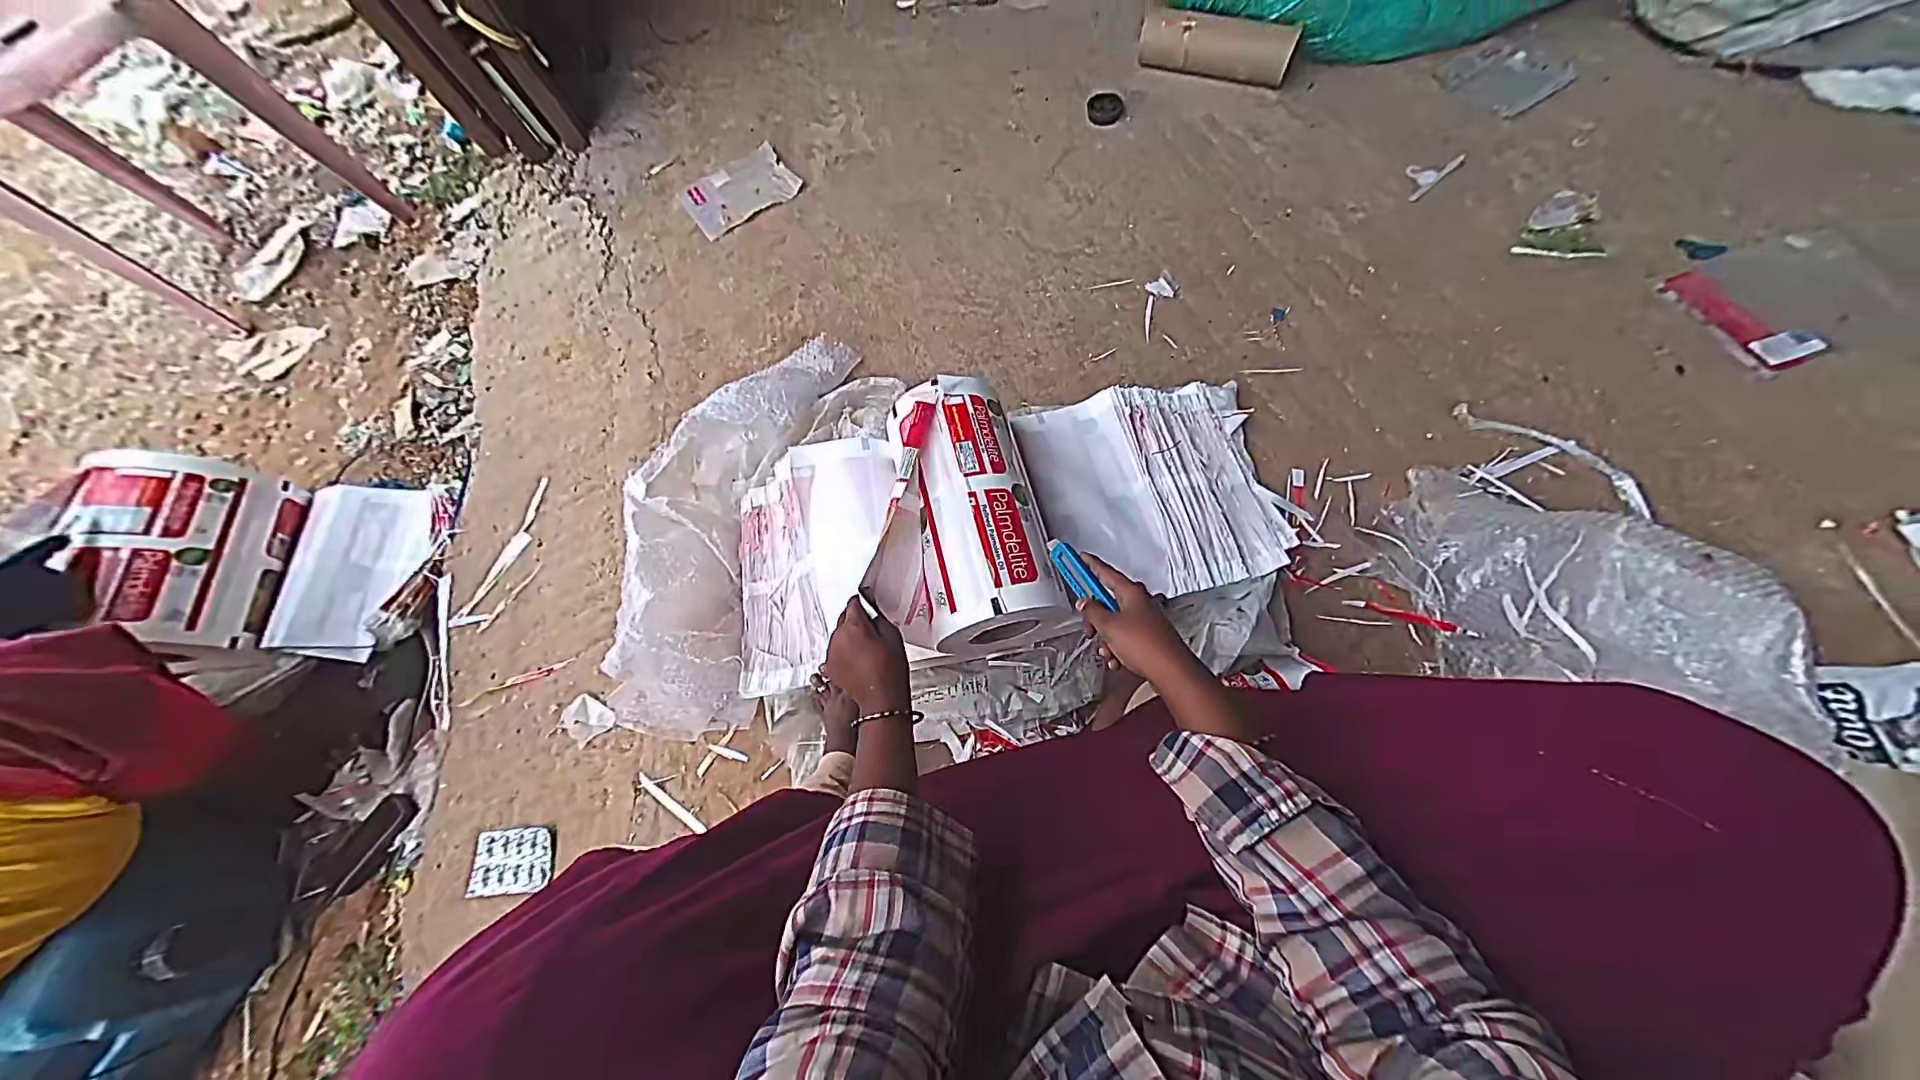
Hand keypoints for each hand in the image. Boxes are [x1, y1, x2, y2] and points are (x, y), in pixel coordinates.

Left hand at [823, 596, 910, 714]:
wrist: (880, 700)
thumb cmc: (889, 671)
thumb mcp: (892, 636)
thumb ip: (879, 617)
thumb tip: (872, 609)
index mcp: (854, 626)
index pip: (854, 602)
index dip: (863, 602)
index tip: (868, 603)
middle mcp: (838, 637)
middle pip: (844, 618)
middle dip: (856, 621)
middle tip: (871, 629)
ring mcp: (832, 653)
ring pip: (839, 636)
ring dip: (850, 637)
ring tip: (867, 648)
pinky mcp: (831, 667)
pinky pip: (836, 652)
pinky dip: (845, 652)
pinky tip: (859, 660)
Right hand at [1075, 554, 1202, 685]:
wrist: (1169, 671)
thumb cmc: (1147, 645)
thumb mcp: (1108, 626)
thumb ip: (1092, 612)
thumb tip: (1085, 603)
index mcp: (1131, 592)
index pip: (1105, 572)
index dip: (1090, 564)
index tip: (1081, 557)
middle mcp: (1139, 603)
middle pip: (1107, 602)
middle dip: (1095, 617)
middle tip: (1089, 625)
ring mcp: (1144, 620)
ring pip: (1114, 623)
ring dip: (1105, 637)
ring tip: (1107, 649)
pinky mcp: (1147, 637)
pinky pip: (1123, 637)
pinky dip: (1116, 648)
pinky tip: (1117, 659)